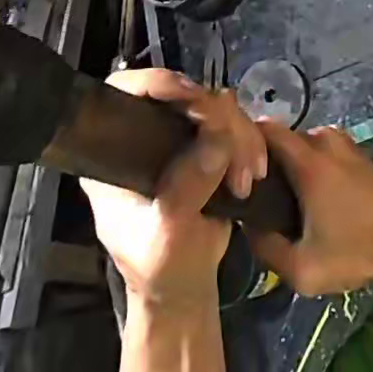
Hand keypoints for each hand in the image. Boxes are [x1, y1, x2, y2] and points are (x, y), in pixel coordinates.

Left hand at [80, 69, 268, 307]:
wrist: (186, 288)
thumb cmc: (161, 267)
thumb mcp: (166, 237)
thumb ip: (186, 190)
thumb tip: (216, 145)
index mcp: (116, 152)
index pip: (126, 93)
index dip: (156, 83)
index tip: (191, 97)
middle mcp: (148, 134)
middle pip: (185, 94)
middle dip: (218, 121)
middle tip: (236, 157)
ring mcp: (181, 136)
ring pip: (219, 106)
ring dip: (241, 138)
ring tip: (246, 180)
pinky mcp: (211, 142)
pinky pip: (238, 122)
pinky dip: (252, 142)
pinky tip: (256, 170)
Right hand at [248, 124, 372, 294]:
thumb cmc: (355, 250)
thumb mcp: (303, 267)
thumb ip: (266, 247)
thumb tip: (247, 225)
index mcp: (309, 161)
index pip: (266, 130)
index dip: (244, 143)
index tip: (230, 168)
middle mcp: (323, 141)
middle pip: (281, 139)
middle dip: (264, 159)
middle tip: (251, 190)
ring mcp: (340, 141)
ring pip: (299, 144)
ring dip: (287, 164)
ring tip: (276, 196)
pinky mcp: (352, 149)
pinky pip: (317, 148)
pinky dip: (305, 164)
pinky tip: (302, 193)